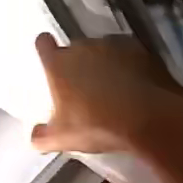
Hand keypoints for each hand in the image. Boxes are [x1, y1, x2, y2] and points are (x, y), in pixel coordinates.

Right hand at [30, 33, 182, 155]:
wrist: (147, 118)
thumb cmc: (96, 125)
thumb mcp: (62, 138)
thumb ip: (42, 136)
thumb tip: (35, 136)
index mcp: (58, 64)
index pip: (43, 43)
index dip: (45, 49)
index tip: (50, 61)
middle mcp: (82, 47)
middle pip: (74, 48)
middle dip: (77, 63)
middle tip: (84, 88)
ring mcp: (112, 45)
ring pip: (101, 49)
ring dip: (103, 63)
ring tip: (112, 87)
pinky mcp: (139, 49)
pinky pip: (127, 53)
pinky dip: (128, 64)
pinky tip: (134, 84)